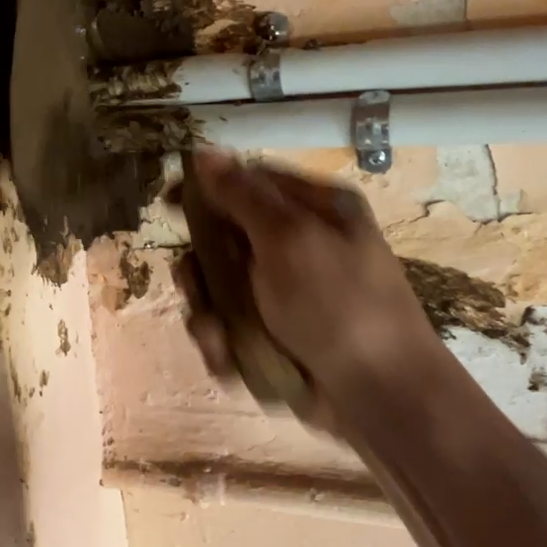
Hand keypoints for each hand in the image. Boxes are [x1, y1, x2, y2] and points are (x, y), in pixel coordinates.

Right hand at [179, 149, 442, 431]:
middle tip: (195, 288)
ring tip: (218, 339)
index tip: (166, 203)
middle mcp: (298, 247)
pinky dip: (225, 347)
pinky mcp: (277, 336)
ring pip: (220, 291)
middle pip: (223, 241)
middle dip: (201, 270)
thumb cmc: (338, 304)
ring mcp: (287, 295)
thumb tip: (206, 151)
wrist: (380, 394)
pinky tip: (230, 363)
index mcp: (314, 210)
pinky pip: (232, 330)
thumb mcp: (289, 239)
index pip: (248, 181)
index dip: (205, 189)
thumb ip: (242, 196)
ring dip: (209, 315)